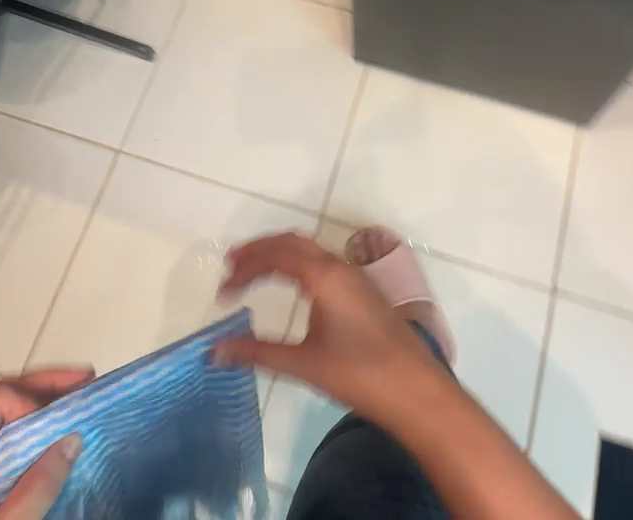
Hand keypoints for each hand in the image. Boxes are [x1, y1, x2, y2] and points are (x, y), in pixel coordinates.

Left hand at [0, 367, 92, 519]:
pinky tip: (54, 433)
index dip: (35, 395)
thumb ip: (37, 488)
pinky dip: (31, 430)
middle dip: (43, 385)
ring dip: (39, 403)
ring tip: (76, 398)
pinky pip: (0, 442)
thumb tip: (73, 439)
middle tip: (87, 380)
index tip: (73, 407)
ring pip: (0, 417)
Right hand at [213, 233, 445, 419]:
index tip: (222, 291)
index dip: (245, 267)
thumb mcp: (304, 364)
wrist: (416, 391)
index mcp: (324, 275)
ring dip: (279, 254)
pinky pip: (323, 261)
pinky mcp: (364, 290)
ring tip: (253, 272)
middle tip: (230, 267)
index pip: (275, 256)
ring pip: (310, 249)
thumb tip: (215, 349)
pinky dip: (298, 263)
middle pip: (291, 241)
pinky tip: (292, 287)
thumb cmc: (360, 375)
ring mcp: (355, 276)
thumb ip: (257, 352)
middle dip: (258, 250)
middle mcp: (340, 266)